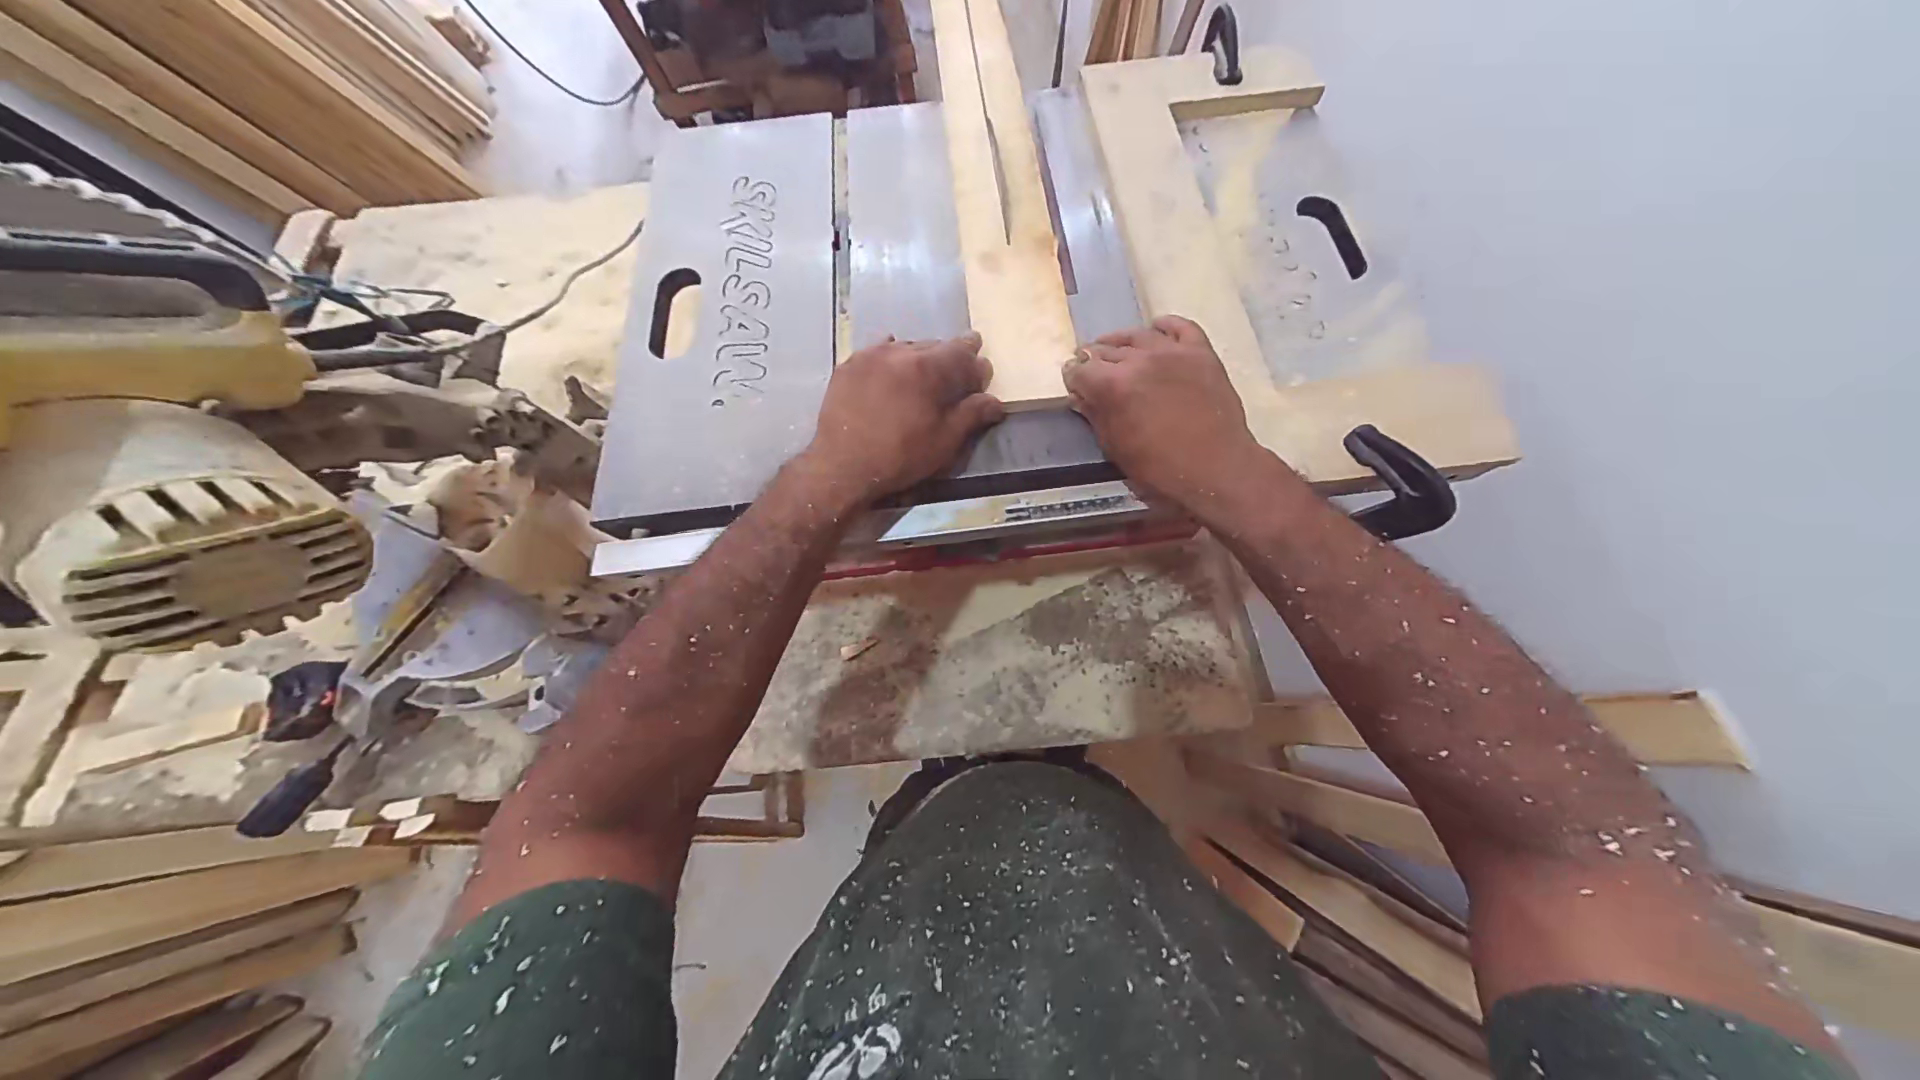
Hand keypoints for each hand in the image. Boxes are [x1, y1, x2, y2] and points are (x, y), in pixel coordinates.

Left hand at [803, 333, 1005, 505]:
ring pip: (906, 347)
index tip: (980, 373)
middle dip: (948, 360)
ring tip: (922, 377)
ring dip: (920, 358)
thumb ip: (972, 415)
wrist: (842, 467)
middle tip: (955, 377)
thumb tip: (994, 401)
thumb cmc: (900, 457)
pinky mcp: (848, 366)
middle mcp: (899, 351)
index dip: (975, 362)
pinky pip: (877, 352)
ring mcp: (869, 356)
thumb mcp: (944, 441)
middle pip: (934, 346)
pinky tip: (892, 371)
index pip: (961, 351)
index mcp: (927, 367)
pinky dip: (891, 358)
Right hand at [1063, 316, 1268, 514]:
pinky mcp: (1201, 352)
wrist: (1214, 469)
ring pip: (1138, 335)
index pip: (1081, 370)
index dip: (1073, 378)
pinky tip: (1156, 329)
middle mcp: (1139, 360)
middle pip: (1105, 350)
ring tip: (1114, 349)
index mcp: (1113, 385)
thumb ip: (1096, 415)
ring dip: (1121, 342)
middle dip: (1093, 360)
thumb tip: (1082, 397)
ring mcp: (1172, 352)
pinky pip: (1180, 327)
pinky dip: (1165, 326)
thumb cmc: (1158, 468)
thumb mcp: (1115, 446)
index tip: (1073, 385)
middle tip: (1090, 369)